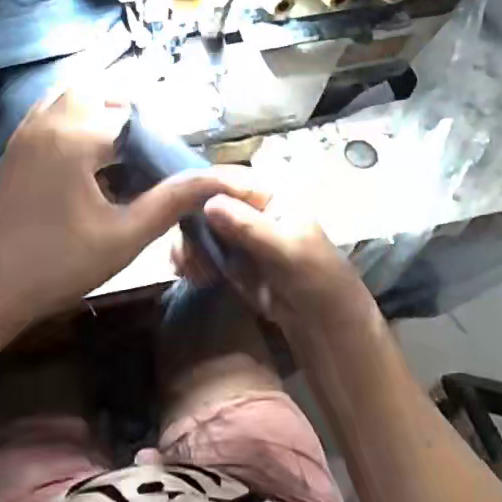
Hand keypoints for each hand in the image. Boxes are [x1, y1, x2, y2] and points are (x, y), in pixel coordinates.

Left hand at [0, 86, 236, 340]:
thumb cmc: (56, 266)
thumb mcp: (124, 236)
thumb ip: (173, 201)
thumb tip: (223, 179)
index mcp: (75, 136)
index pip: (133, 118)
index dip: (159, 142)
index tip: (173, 173)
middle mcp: (46, 122)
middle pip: (97, 93)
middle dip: (128, 114)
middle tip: (148, 155)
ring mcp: (23, 135)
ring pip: (68, 101)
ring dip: (97, 115)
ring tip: (121, 157)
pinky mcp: (11, 153)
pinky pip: (47, 118)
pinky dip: (72, 126)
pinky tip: (86, 167)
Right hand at [171, 169, 376, 337]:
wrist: (324, 321)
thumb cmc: (317, 277)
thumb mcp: (286, 249)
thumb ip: (248, 226)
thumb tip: (209, 204)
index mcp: (270, 194)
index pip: (229, 180)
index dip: (202, 187)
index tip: (176, 202)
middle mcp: (250, 208)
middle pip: (207, 202)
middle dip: (189, 223)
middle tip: (180, 247)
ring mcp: (238, 233)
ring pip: (199, 228)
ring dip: (187, 245)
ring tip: (184, 267)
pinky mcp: (229, 258)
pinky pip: (202, 251)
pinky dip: (190, 260)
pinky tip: (187, 273)